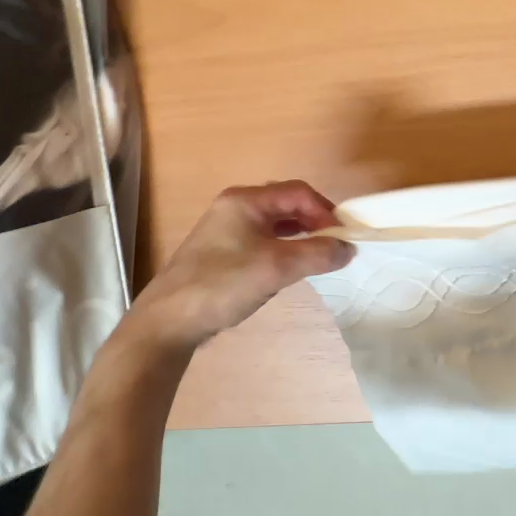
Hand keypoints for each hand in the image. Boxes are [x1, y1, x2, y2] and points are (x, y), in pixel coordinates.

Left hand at [123, 181, 354, 353]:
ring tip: (318, 256)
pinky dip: (285, 248)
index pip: (299, 192)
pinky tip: (290, 268)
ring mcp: (227, 230)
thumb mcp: (277, 267)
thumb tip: (348, 249)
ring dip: (301, 236)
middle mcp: (235, 207)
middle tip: (333, 245)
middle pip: (288, 203)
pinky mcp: (223, 252)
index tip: (341, 237)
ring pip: (276, 223)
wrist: (167, 322)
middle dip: (315, 221)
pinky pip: (264, 240)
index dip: (325, 211)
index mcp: (245, 201)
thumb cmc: (223, 284)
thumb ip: (318, 254)